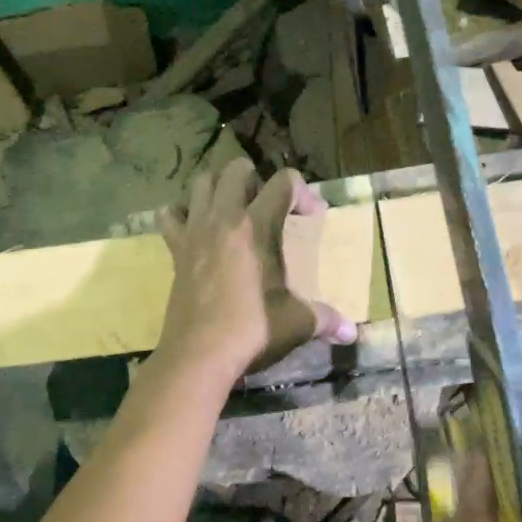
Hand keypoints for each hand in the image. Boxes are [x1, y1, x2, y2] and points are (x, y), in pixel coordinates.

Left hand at [155, 158, 356, 381]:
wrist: (200, 353)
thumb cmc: (252, 332)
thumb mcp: (297, 323)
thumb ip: (325, 319)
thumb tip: (352, 332)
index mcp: (258, 226)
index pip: (284, 181)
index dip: (304, 191)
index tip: (311, 216)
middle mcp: (224, 218)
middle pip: (236, 168)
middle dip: (256, 178)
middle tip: (267, 206)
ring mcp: (195, 231)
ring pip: (201, 183)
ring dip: (219, 187)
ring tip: (233, 210)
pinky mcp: (175, 249)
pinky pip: (169, 215)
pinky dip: (180, 213)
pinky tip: (194, 227)